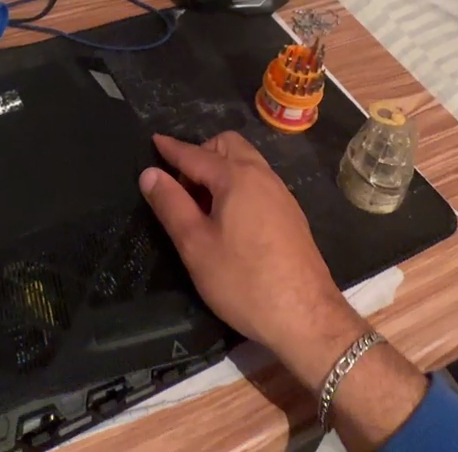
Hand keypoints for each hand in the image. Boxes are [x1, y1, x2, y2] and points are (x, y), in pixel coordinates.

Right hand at [139, 131, 427, 451]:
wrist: (307, 316)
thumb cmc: (244, 280)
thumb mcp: (196, 245)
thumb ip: (171, 205)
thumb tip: (150, 173)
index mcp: (236, 177)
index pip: (195, 154)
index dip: (171, 149)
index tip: (154, 141)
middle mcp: (262, 175)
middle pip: (227, 146)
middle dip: (201, 153)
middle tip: (182, 187)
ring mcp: (281, 193)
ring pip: (246, 162)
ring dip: (221, 169)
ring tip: (203, 205)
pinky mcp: (291, 214)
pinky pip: (258, 181)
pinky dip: (238, 184)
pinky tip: (230, 218)